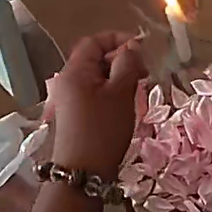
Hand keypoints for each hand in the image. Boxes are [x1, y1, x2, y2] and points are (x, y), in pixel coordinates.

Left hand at [46, 32, 144, 173]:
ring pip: (96, 77)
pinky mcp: (75, 114)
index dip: (118, 39)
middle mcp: (67, 80)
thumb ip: (127, 64)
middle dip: (120, 59)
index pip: (94, 41)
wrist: (83, 173)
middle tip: (144, 73)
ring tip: (138, 89)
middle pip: (95, 58)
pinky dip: (111, 92)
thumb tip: (132, 46)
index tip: (141, 49)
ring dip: (118, 77)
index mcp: (75, 70)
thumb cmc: (103, 128)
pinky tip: (125, 104)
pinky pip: (94, 92)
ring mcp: (69, 98)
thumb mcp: (121, 92)